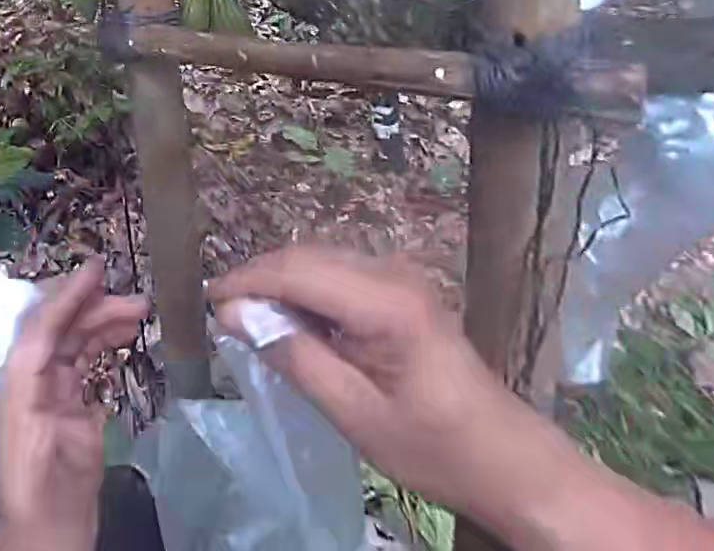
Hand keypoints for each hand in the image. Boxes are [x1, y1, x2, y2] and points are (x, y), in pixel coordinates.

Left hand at [0, 261, 147, 550]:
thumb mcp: (33, 429)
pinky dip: (106, 342)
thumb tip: (46, 329)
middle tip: (136, 300)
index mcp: (17, 381)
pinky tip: (125, 335)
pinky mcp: (72, 406)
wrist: (48, 538)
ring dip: (106, 321)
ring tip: (140, 312)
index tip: (96, 269)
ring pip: (79, 340)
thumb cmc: (38, 489)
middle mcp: (33, 379)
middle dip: (97, 306)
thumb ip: (35, 375)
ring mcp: (53, 392)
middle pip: (64, 327)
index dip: (66, 294)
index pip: (41, 324)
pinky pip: (87, 361)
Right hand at [208, 247, 527, 516]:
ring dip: (279, 281)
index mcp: (385, 301)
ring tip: (246, 315)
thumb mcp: (354, 414)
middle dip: (259, 278)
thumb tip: (235, 315)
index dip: (247, 280)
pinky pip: (337, 271)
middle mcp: (391, 270)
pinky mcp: (399, 284)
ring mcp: (398, 272)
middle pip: (305, 257)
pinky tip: (289, 317)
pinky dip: (304, 287)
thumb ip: (293, 356)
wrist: (505, 456)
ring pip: (318, 258)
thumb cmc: (432, 445)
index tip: (208, 301)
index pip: (297, 271)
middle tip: (222, 312)